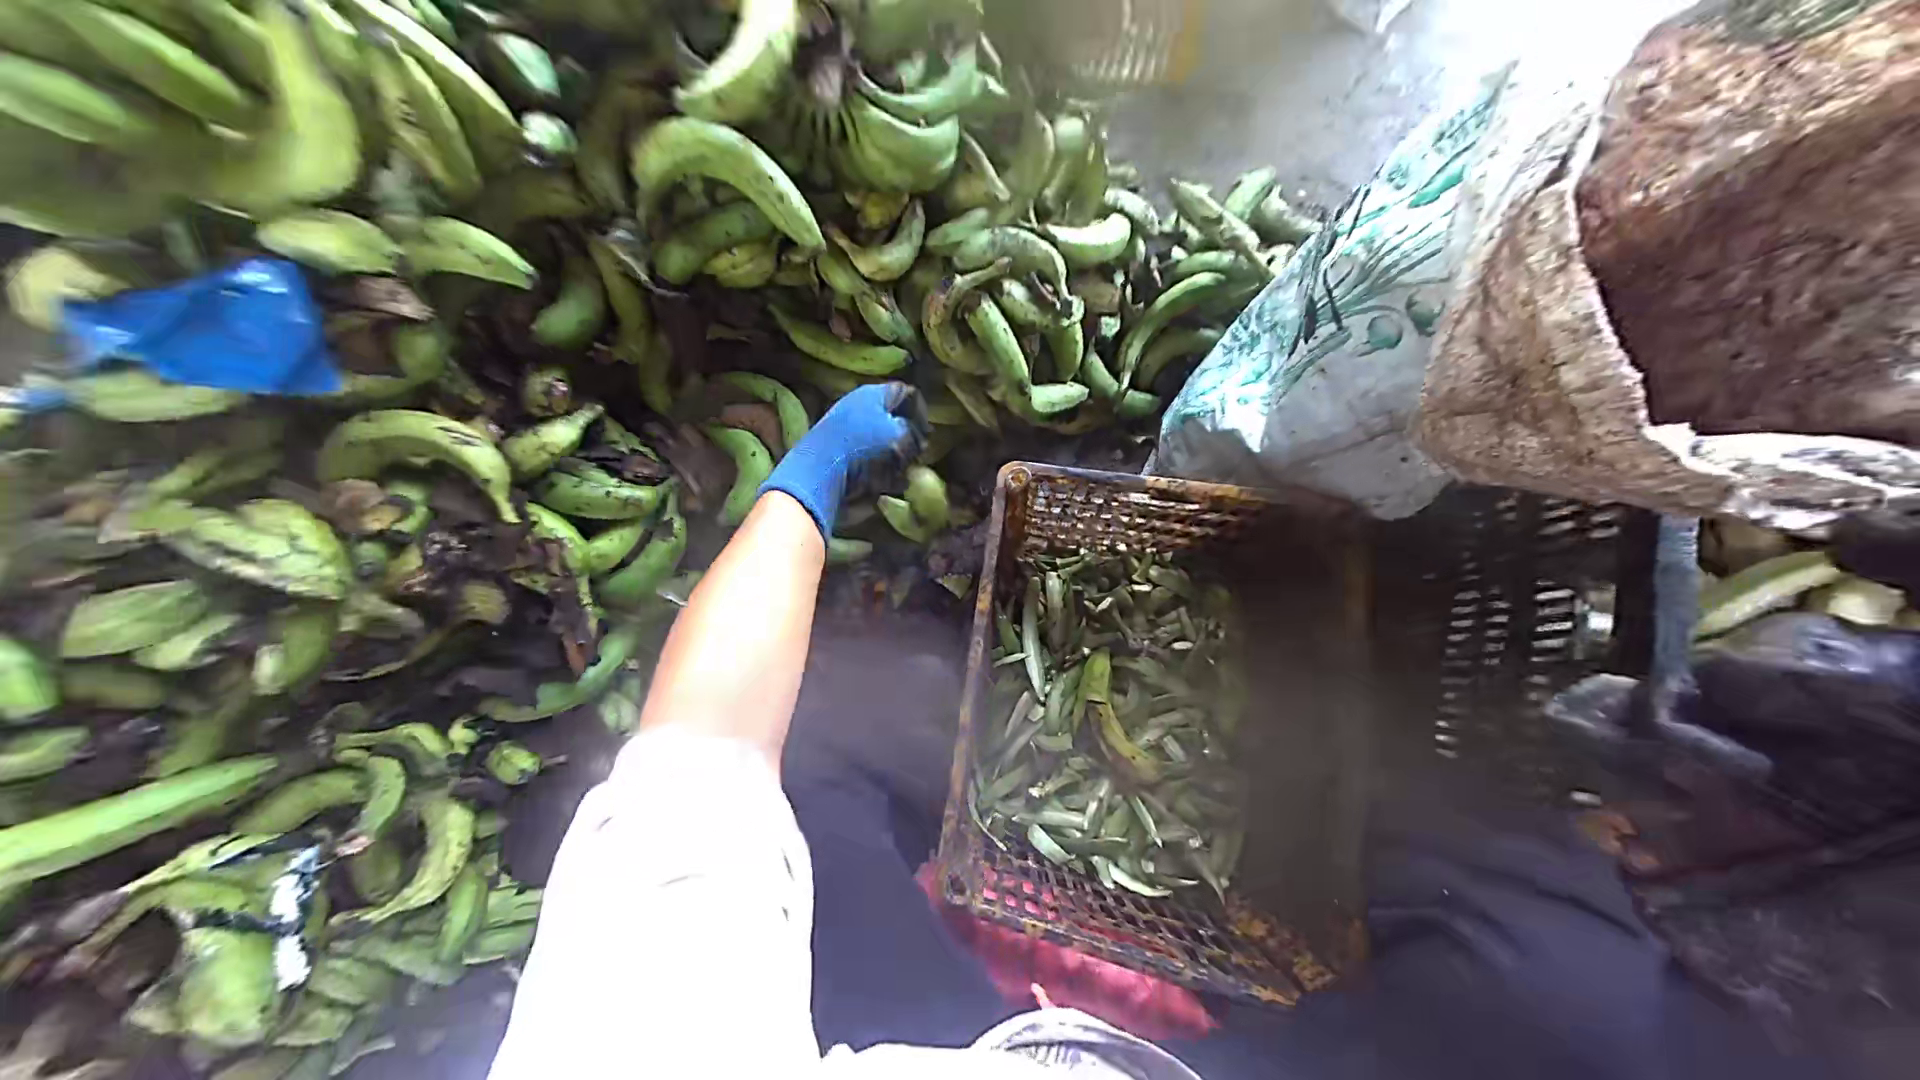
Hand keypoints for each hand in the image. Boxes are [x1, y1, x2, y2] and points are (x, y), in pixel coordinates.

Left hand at [759, 382, 925, 536]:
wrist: (820, 477)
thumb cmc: (865, 450)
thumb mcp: (902, 436)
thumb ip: (916, 433)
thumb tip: (919, 439)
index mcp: (873, 394)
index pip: (906, 393)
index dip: (921, 412)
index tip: (927, 434)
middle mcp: (858, 407)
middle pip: (893, 418)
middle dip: (908, 437)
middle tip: (917, 454)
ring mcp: (845, 432)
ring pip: (882, 440)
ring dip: (895, 457)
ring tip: (903, 472)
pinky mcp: (838, 455)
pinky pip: (868, 460)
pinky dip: (880, 471)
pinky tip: (886, 484)